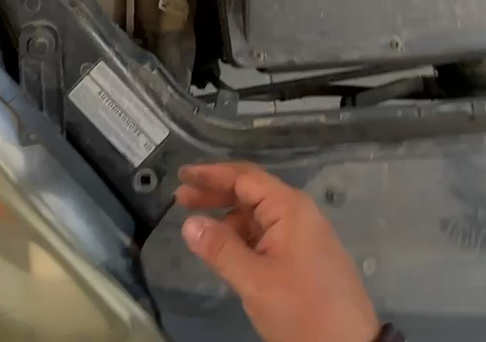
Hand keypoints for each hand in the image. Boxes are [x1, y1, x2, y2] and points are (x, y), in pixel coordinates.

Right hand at [176, 162, 379, 341]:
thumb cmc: (303, 311)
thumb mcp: (256, 282)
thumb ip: (220, 249)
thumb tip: (189, 224)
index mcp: (289, 208)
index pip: (243, 177)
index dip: (210, 174)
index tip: (182, 175)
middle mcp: (298, 213)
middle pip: (249, 193)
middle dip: (215, 194)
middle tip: (180, 199)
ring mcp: (303, 235)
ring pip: (257, 216)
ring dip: (227, 218)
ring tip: (198, 229)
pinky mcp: (305, 257)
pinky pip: (267, 235)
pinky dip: (243, 237)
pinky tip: (225, 250)